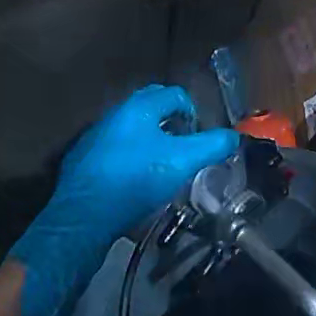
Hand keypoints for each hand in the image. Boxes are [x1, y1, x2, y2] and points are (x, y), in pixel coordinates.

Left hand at [8, 85, 238, 315]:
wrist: (81, 220)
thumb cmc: (134, 182)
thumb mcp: (181, 163)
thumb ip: (211, 146)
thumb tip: (234, 137)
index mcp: (137, 108)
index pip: (173, 95)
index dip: (193, 114)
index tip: (200, 140)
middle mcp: (114, 116)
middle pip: (151, 110)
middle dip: (172, 126)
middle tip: (185, 152)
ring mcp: (95, 139)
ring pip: (132, 132)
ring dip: (151, 144)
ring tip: (164, 170)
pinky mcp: (83, 163)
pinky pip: (116, 152)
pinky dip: (131, 160)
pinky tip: (136, 185)